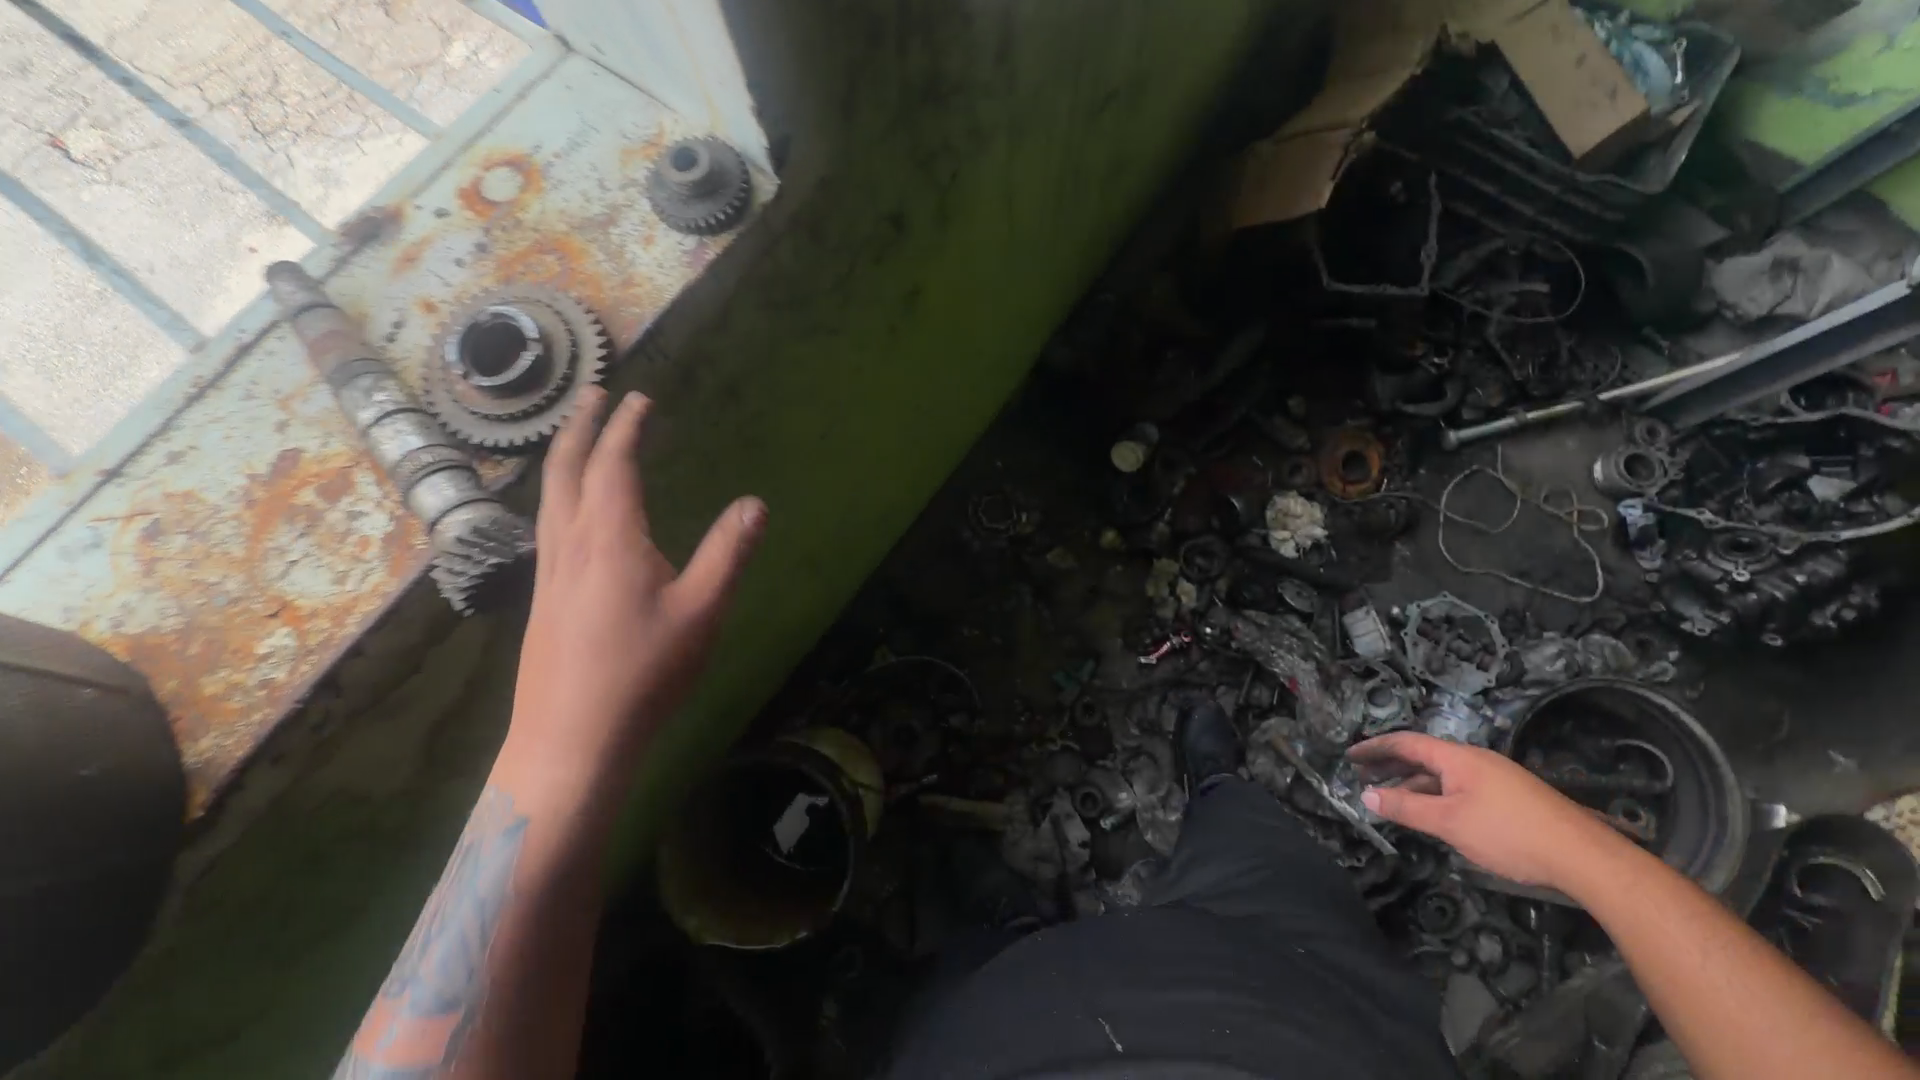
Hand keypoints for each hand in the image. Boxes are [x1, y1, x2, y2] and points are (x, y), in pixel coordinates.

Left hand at [509, 387, 766, 773]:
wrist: (571, 739)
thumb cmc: (644, 674)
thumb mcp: (702, 613)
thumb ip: (727, 554)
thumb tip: (755, 504)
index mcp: (610, 540)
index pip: (614, 466)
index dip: (626, 428)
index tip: (640, 399)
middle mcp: (570, 545)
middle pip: (566, 470)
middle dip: (580, 427)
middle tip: (592, 395)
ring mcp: (549, 573)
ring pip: (548, 498)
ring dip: (562, 458)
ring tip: (576, 440)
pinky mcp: (542, 600)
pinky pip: (547, 526)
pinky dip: (557, 495)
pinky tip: (567, 515)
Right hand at [1347, 732, 1620, 888]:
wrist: (1583, 856)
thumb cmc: (1509, 834)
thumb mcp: (1449, 822)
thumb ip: (1405, 808)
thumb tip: (1367, 795)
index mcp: (1458, 758)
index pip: (1407, 742)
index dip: (1375, 748)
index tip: (1349, 756)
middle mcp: (1476, 760)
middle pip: (1424, 755)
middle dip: (1391, 764)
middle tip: (1362, 776)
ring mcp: (1496, 778)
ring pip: (1443, 774)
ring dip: (1413, 783)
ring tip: (1389, 798)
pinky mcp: (1510, 798)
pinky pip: (1460, 787)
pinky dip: (1435, 794)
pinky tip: (1431, 814)